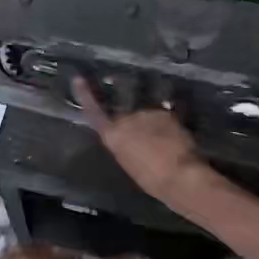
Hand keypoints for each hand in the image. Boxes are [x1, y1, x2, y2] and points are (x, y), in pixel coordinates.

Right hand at [72, 76, 213, 203]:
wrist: (179, 175)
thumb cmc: (151, 180)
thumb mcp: (129, 165)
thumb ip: (126, 147)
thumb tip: (134, 141)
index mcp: (112, 136)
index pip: (94, 112)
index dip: (86, 95)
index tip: (79, 79)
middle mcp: (126, 119)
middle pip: (126, 116)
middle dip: (135, 125)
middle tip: (147, 143)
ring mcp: (147, 113)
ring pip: (147, 116)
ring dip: (152, 125)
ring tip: (164, 145)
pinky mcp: (167, 113)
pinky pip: (164, 118)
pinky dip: (168, 127)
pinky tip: (176, 141)